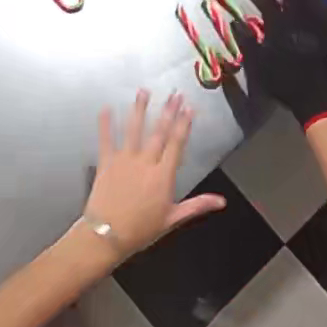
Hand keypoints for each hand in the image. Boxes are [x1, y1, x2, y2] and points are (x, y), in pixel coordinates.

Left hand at [82, 90, 224, 255]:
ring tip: (144, 92)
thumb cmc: (141, 230)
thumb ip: (197, 206)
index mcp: (163, 176)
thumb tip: (221, 201)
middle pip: (159, 132)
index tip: (189, 108)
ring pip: (134, 130)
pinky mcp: (106, 163)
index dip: (184, 125)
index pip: (177, 144)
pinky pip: (106, 140)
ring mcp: (124, 161)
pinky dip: (105, 124)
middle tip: (174, 94)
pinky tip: (106, 108)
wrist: (107, 235)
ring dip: (140, 110)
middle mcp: (145, 163)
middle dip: (168, 111)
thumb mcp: (172, 219)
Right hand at [235, 0, 326, 127]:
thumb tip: (237, 22)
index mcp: (279, 32)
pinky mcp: (325, 35)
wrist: (310, 93)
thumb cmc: (281, 81)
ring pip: (313, 2)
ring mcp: (314, 29)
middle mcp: (297, 26)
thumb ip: (249, 43)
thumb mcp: (258, 65)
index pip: (268, 6)